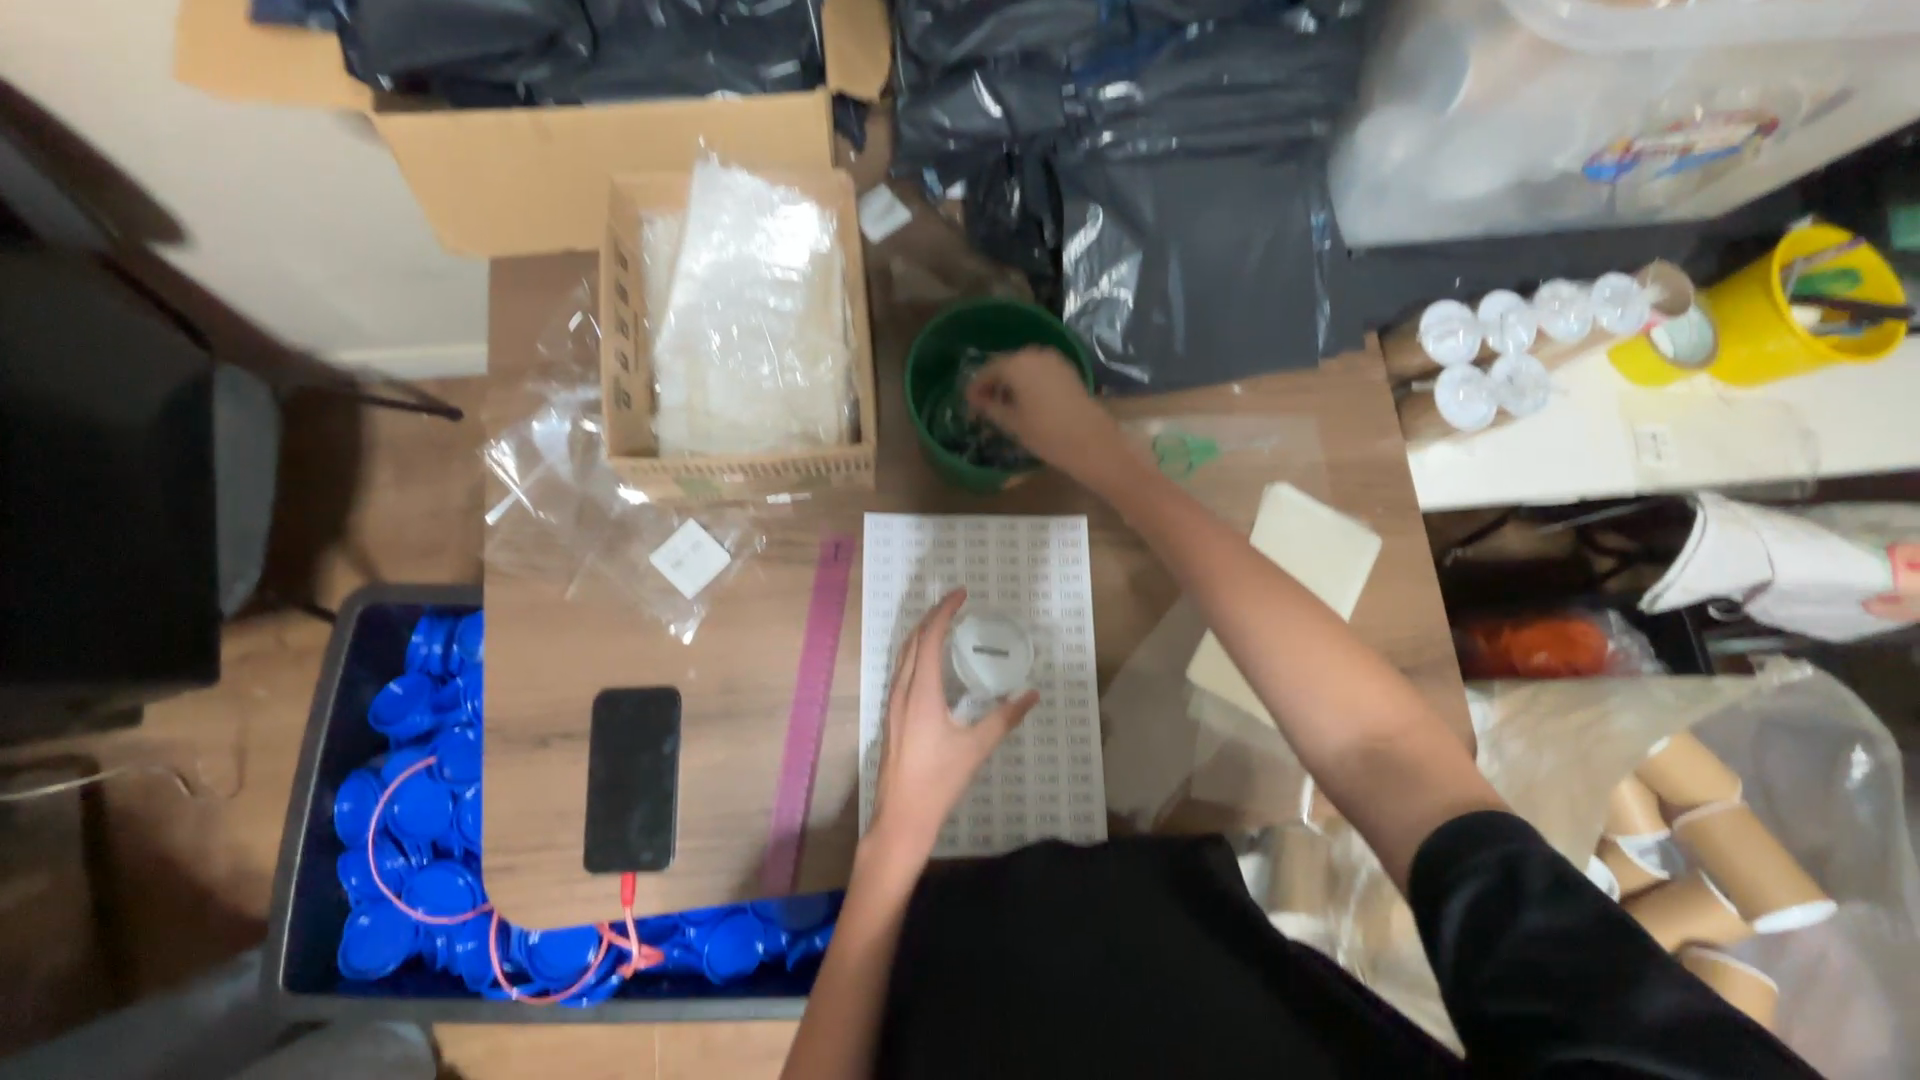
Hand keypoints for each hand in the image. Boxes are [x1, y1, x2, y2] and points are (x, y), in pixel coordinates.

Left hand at [867, 588, 1039, 862]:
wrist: (902, 816)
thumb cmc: (939, 781)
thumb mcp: (976, 748)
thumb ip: (1005, 718)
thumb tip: (1032, 694)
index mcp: (920, 692)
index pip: (928, 638)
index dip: (943, 612)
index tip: (961, 595)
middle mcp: (901, 691)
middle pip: (911, 641)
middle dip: (930, 617)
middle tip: (954, 605)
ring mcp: (892, 705)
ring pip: (902, 657)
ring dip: (920, 635)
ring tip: (943, 626)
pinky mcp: (891, 717)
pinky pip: (901, 672)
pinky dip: (915, 655)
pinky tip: (929, 665)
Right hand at [965, 347, 1132, 487]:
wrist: (1090, 441)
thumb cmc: (1045, 433)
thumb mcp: (1011, 423)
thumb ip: (990, 407)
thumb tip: (977, 400)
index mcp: (1016, 364)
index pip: (987, 371)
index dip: (976, 387)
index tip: (969, 402)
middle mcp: (1034, 354)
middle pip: (1006, 365)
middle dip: (994, 382)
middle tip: (985, 403)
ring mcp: (1054, 360)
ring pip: (1024, 366)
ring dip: (1012, 381)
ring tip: (1005, 404)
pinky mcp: (1068, 370)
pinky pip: (1040, 371)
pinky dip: (1029, 381)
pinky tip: (1027, 400)